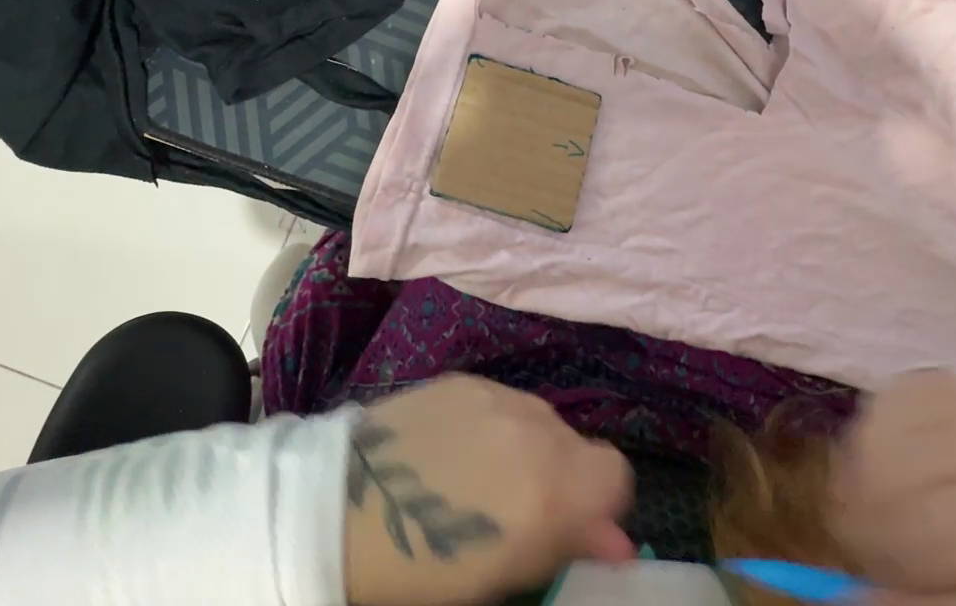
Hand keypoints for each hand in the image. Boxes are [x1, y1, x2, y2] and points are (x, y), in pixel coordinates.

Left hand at [341, 374, 635, 605]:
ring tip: (480, 475)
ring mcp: (497, 398)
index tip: (572, 525)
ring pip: (541, 420)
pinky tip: (452, 449)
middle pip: (577, 446)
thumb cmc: (422, 567)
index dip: (600, 503)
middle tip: (519, 506)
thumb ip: (566, 549)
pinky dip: (494, 424)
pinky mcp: (462, 379)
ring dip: (529, 447)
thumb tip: (616, 545)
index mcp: (553, 488)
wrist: (338, 509)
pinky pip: (501, 401)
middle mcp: (535, 431)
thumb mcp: (503, 575)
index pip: (616, 475)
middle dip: (562, 476)